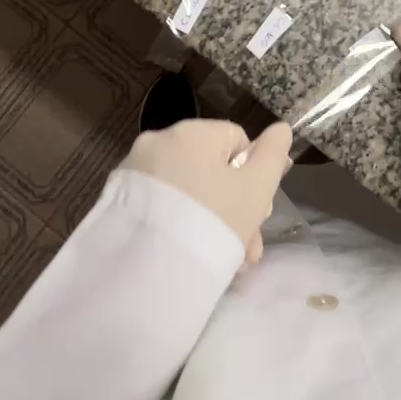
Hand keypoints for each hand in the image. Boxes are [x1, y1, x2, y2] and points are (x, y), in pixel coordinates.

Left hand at [121, 119, 292, 262]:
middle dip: (233, 206)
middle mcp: (160, 141)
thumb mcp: (255, 190)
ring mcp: (135, 169)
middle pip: (210, 168)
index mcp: (192, 132)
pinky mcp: (119, 199)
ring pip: (188, 190)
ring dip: (210, 219)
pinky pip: (161, 203)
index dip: (252, 176)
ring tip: (224, 263)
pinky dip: (178, 222)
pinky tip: (190, 255)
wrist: (146, 272)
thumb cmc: (212, 222)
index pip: (236, 141)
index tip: (258, 214)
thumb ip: (272, 156)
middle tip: (245, 248)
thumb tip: (282, 128)